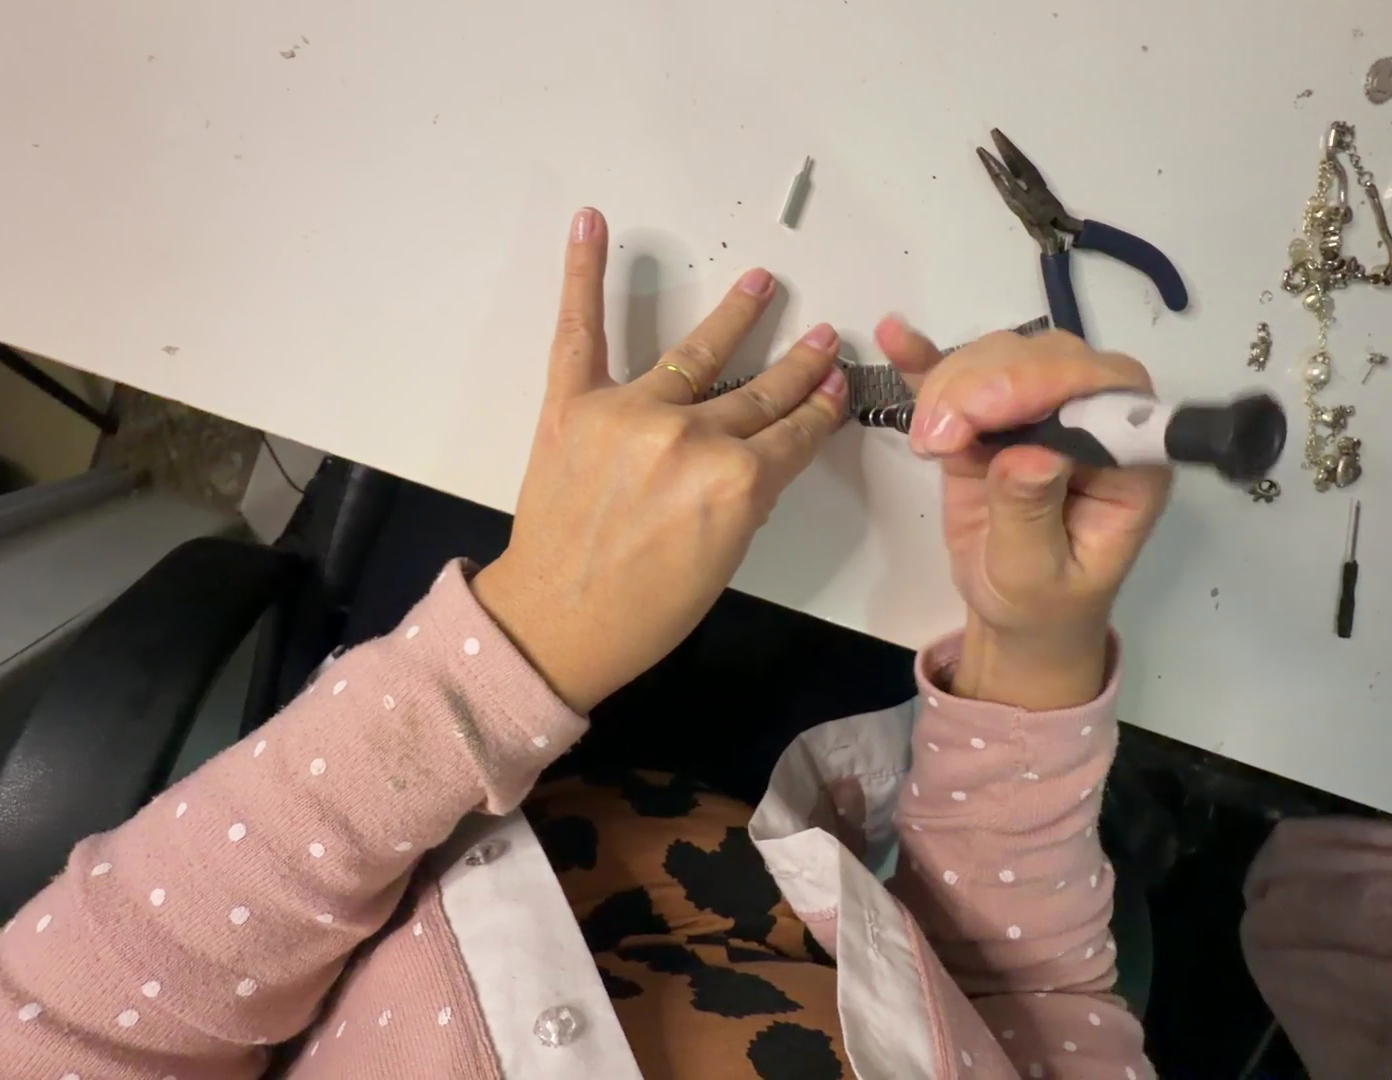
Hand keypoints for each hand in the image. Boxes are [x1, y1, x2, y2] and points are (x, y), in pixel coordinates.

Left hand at [472, 208, 850, 711]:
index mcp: (737, 482)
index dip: (820, 409)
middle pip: (757, 393)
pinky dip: (582, 277)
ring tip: (760, 282)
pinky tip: (591, 225)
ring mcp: (629, 413)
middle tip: (820, 339)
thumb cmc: (647, 611)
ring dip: (734, 316)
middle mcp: (691, 437)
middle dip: (796, 367)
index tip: (835, 385)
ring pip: (695, 355)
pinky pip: (580, 332)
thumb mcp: (724, 560)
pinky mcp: (572, 405)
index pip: (794, 434)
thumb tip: (759, 456)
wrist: (556, 623)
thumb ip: (746, 497)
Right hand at [874, 319, 1171, 709]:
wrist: (1016, 610)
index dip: (1046, 382)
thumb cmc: (1042, 603)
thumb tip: (1028, 455)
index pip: (1105, 388)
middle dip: (983, 386)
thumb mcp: (1038, 574)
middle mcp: (1092, 422)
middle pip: (1046, 360)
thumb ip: (1032, 514)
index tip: (983, 415)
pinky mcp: (990, 419)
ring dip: (951, 387)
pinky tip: (897, 338)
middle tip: (937, 440)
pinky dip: (928, 361)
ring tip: (925, 442)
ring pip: (998, 360)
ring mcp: (1038, 413)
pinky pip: (961, 380)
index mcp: (1128, 460)